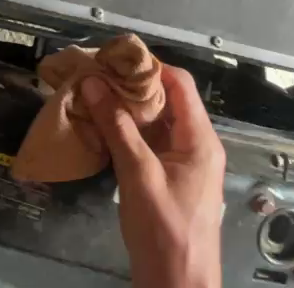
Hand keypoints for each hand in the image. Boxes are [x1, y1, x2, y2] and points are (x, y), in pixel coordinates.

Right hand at [84, 66, 225, 287]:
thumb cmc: (165, 233)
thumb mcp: (138, 175)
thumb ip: (117, 126)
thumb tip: (93, 82)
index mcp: (200, 140)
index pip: (179, 83)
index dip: (148, 66)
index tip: (112, 59)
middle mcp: (197, 145)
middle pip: (167, 99)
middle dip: (131, 85)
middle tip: (95, 75)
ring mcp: (184, 164)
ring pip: (156, 121)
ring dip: (126, 107)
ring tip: (93, 95)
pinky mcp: (170, 179)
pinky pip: (150, 141)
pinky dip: (127, 129)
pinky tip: (102, 126)